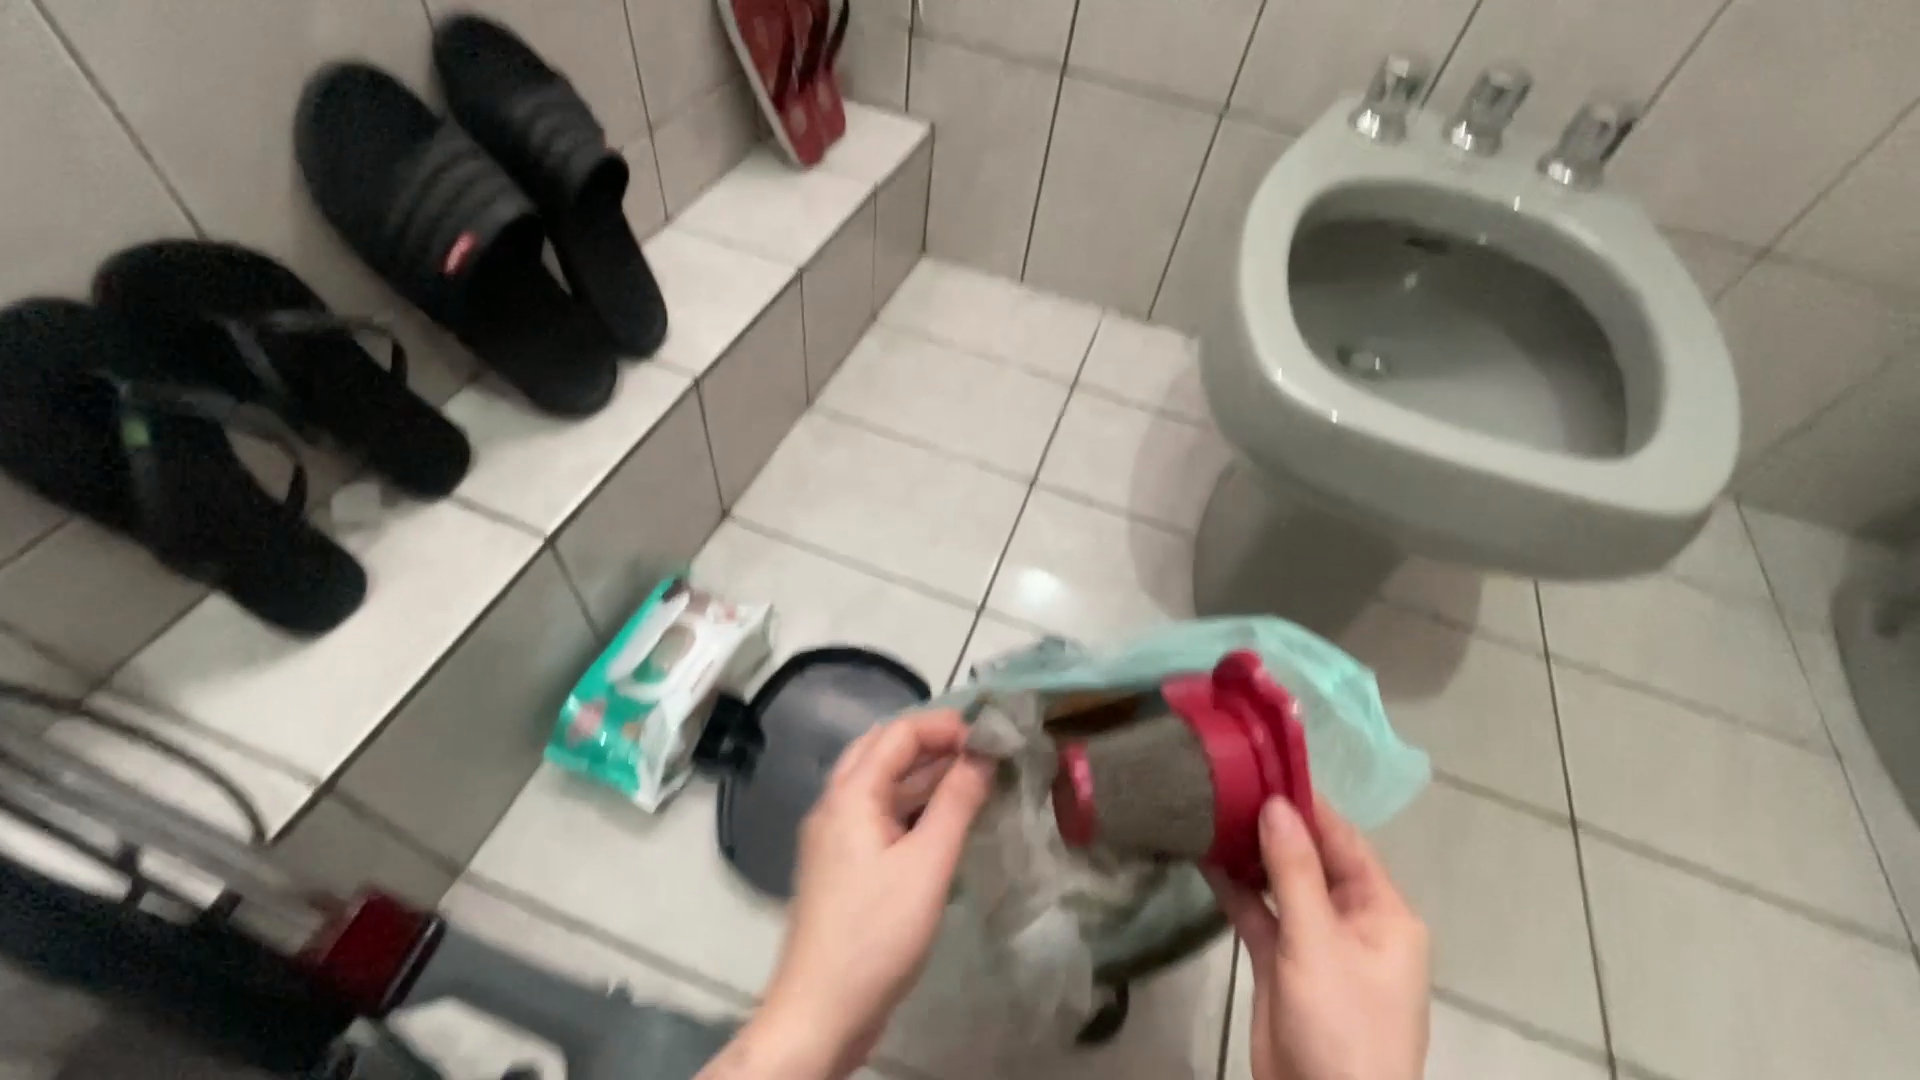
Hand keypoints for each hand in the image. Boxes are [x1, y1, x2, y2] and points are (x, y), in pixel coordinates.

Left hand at [712, 708, 993, 1079]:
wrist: (820, 1011)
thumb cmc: (876, 932)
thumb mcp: (927, 864)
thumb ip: (956, 803)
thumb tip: (982, 753)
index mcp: (850, 794)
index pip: (898, 733)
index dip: (944, 726)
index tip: (989, 735)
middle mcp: (836, 804)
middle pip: (883, 751)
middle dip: (932, 743)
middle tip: (980, 750)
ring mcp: (835, 835)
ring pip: (881, 785)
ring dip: (923, 775)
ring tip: (974, 777)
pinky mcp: (843, 864)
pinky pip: (879, 815)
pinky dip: (913, 806)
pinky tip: (945, 819)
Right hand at [1211, 797, 1429, 1079]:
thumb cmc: (1342, 1024)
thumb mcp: (1319, 942)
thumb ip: (1294, 872)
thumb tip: (1274, 804)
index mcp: (1383, 912)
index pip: (1344, 842)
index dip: (1306, 805)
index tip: (1264, 765)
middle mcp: (1352, 920)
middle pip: (1310, 859)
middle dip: (1271, 826)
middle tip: (1225, 783)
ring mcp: (1315, 942)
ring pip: (1280, 884)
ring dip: (1249, 855)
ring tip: (1209, 811)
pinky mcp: (1282, 963)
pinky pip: (1258, 914)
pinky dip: (1235, 889)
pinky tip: (1204, 858)